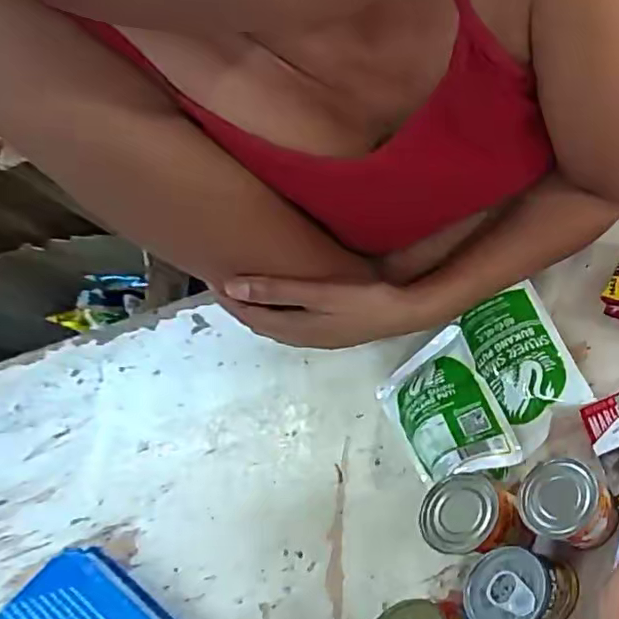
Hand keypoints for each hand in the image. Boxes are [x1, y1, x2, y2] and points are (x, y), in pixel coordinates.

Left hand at [219, 277, 438, 348]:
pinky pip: (295, 324)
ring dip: (262, 311)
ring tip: (248, 292)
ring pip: (280, 326)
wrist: (407, 313)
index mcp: (299, 330)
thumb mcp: (319, 292)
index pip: (253, 317)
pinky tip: (284, 300)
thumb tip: (232, 287)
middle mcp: (307, 339)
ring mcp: (323, 338)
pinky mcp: (336, 332)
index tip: (211, 279)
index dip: (231, 301)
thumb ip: (276, 289)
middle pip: (264, 325)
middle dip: (242, 307)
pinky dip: (280, 312)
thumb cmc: (365, 301)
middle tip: (224, 284)